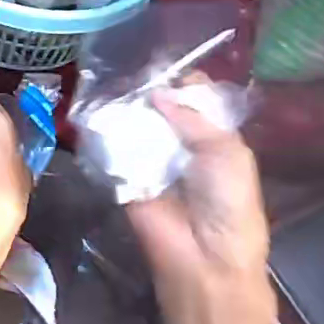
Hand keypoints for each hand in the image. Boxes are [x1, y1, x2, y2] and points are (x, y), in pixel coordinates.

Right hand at [126, 85, 268, 295]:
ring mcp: (149, 159)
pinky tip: (95, 115)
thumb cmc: (228, 203)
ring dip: (123, 109)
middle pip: (160, 108)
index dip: (180, 81)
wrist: (204, 257)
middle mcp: (179, 144)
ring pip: (134, 125)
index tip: (160, 65)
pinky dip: (105, 134)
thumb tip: (156, 93)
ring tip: (107, 87)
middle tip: (127, 72)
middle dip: (146, 91)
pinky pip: (112, 150)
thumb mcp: (227, 153)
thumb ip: (194, 118)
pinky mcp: (123, 176)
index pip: (193, 100)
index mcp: (211, 137)